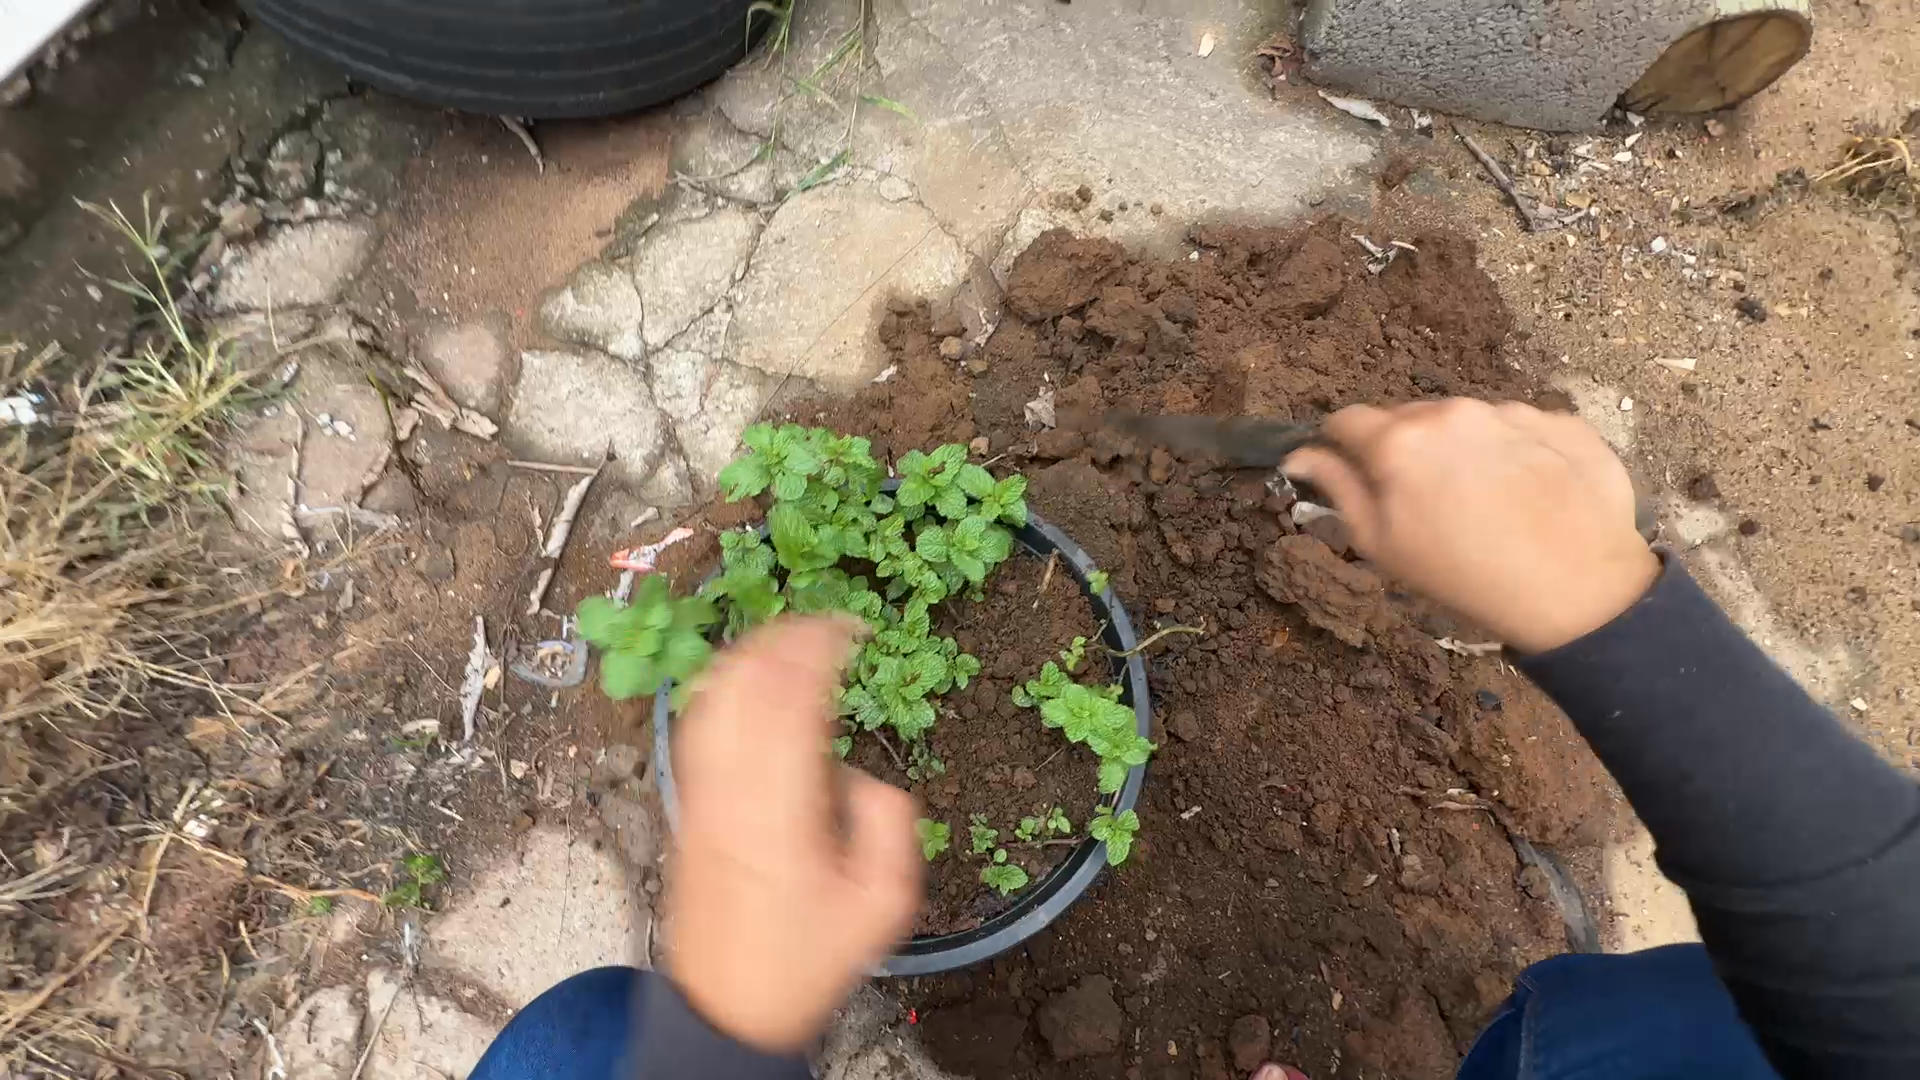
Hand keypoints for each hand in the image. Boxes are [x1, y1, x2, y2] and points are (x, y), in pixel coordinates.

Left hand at [663, 616, 921, 1053]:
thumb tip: (867, 779)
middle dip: (790, 636)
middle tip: (828, 621)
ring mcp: (701, 795)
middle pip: (751, 684)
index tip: (850, 627)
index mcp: (784, 810)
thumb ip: (890, 826)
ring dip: (752, 651)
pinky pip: (696, 725)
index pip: (795, 699)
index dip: (821, 649)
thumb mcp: (883, 904)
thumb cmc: (805, 957)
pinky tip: (739, 670)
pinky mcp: (686, 804)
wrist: (726, 1006)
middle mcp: (735, 790)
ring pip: (716, 696)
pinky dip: (719, 683)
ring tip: (789, 631)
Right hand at [1282, 399, 1657, 653]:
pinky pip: (1514, 426)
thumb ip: (1335, 486)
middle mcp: (1451, 412)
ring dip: (1454, 446)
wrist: (1576, 590)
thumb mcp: (1377, 540)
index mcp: (1398, 439)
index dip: (1339, 443)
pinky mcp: (1561, 421)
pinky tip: (1519, 490)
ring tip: (1476, 496)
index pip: (1345, 419)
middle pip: (1405, 416)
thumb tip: (1298, 455)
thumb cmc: (1458, 572)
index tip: (1351, 468)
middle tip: (1417, 495)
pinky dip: (1507, 449)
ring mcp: (1510, 412)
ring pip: (1460, 420)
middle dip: (1400, 446)